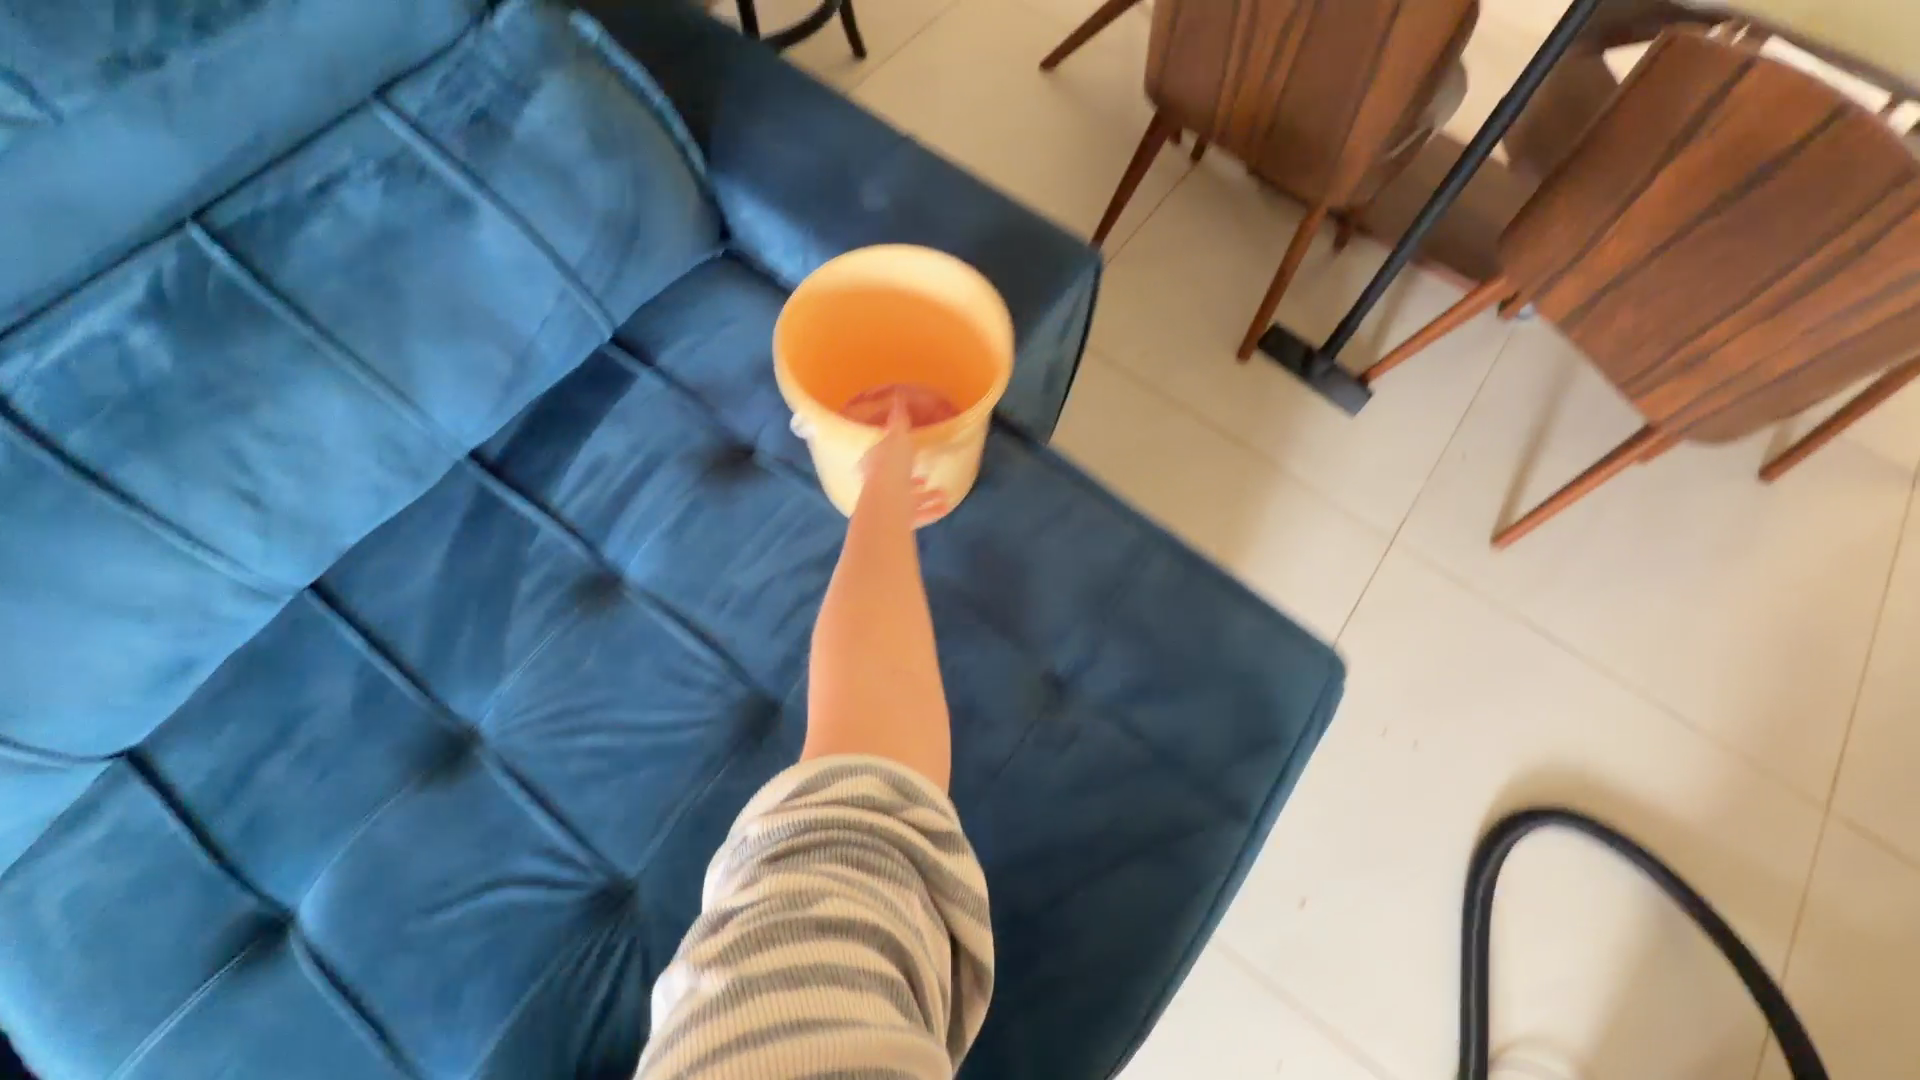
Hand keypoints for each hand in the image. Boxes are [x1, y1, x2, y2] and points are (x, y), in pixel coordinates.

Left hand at [859, 398, 951, 526]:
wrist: (889, 502)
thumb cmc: (891, 466)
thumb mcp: (897, 436)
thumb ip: (899, 420)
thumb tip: (898, 396)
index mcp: (873, 464)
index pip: (877, 458)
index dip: (886, 456)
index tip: (900, 455)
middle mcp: (878, 486)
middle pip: (893, 482)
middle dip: (908, 479)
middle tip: (923, 476)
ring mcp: (889, 506)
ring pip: (907, 501)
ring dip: (924, 496)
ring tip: (941, 491)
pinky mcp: (902, 522)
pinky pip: (919, 516)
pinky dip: (932, 510)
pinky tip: (945, 506)